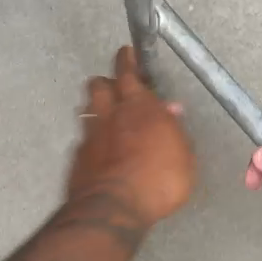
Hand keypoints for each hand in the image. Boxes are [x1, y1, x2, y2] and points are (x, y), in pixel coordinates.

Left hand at [66, 47, 194, 225]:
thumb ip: (175, 130)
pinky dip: (90, 139)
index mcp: (140, 107)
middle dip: (107, 82)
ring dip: (96, 107)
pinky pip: (82, 140)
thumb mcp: (184, 155)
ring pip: (87, 110)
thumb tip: (170, 109)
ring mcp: (90, 137)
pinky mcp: (77, 159)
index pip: (129, 73)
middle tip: (116, 86)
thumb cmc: (160, 179)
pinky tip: (97, 149)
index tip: (126, 52)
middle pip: (100, 85)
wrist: (114, 208)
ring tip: (104, 114)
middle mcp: (111, 115)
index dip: (127, 61)